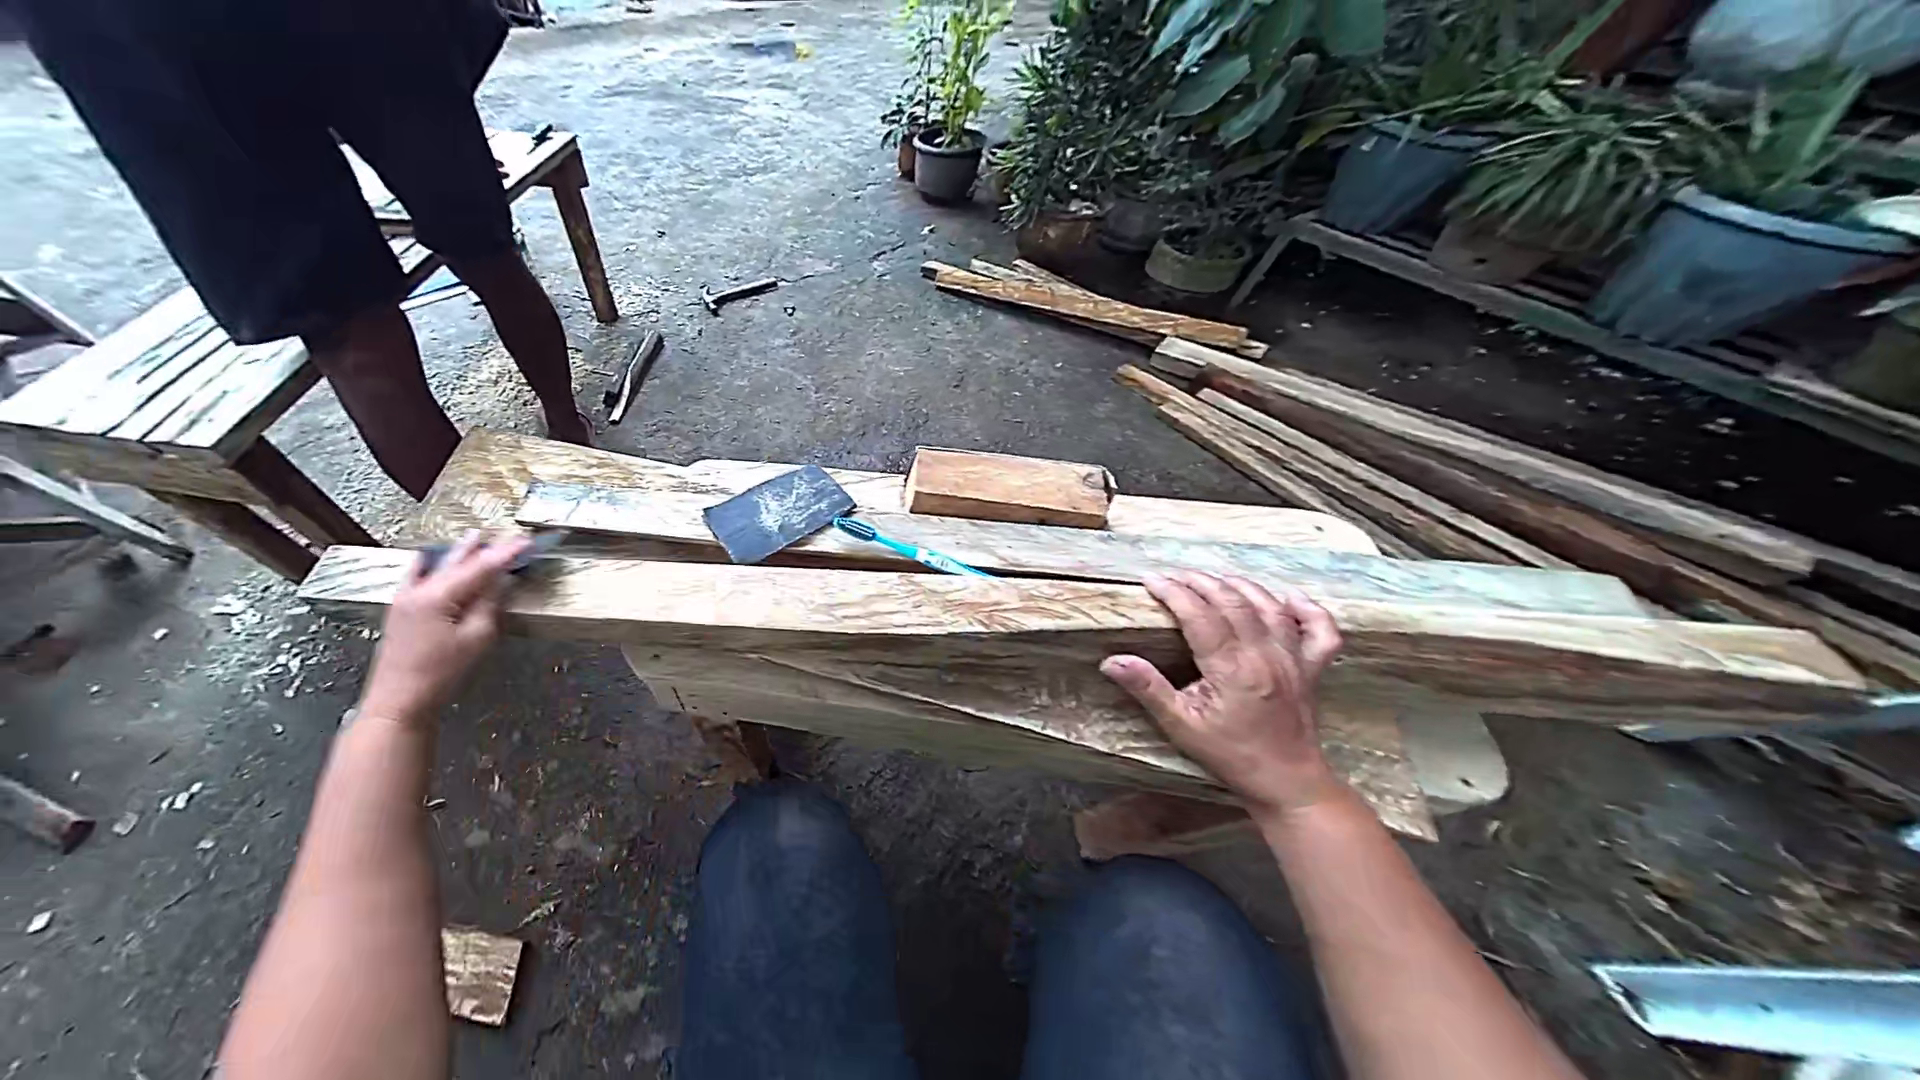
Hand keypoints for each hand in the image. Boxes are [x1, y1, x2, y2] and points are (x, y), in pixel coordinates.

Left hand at [357, 531, 531, 729]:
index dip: (506, 553)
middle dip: (485, 550)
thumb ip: (489, 604)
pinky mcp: (400, 609)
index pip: (481, 567)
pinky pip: (415, 577)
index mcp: (439, 596)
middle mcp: (418, 590)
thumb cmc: (443, 672)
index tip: (527, 541)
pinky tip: (429, 556)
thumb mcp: (477, 638)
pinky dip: (429, 565)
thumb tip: (500, 581)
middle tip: (508, 537)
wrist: (399, 700)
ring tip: (476, 537)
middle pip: (458, 563)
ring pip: (438, 567)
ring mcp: (404, 598)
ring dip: (460, 553)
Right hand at [1101, 572, 1345, 818]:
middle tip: (1175, 575)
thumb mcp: (1180, 726)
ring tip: (1213, 577)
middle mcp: (1266, 656)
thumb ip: (1148, 689)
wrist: (1286, 782)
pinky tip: (1288, 596)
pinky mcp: (1311, 668)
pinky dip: (1307, 608)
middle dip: (1201, 581)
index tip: (1151, 579)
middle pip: (1233, 601)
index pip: (1200, 615)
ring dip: (1240, 585)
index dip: (1174, 592)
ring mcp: (1293, 660)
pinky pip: (1320, 630)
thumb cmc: (1230, 755)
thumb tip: (1112, 661)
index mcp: (1232, 669)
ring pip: (1269, 606)